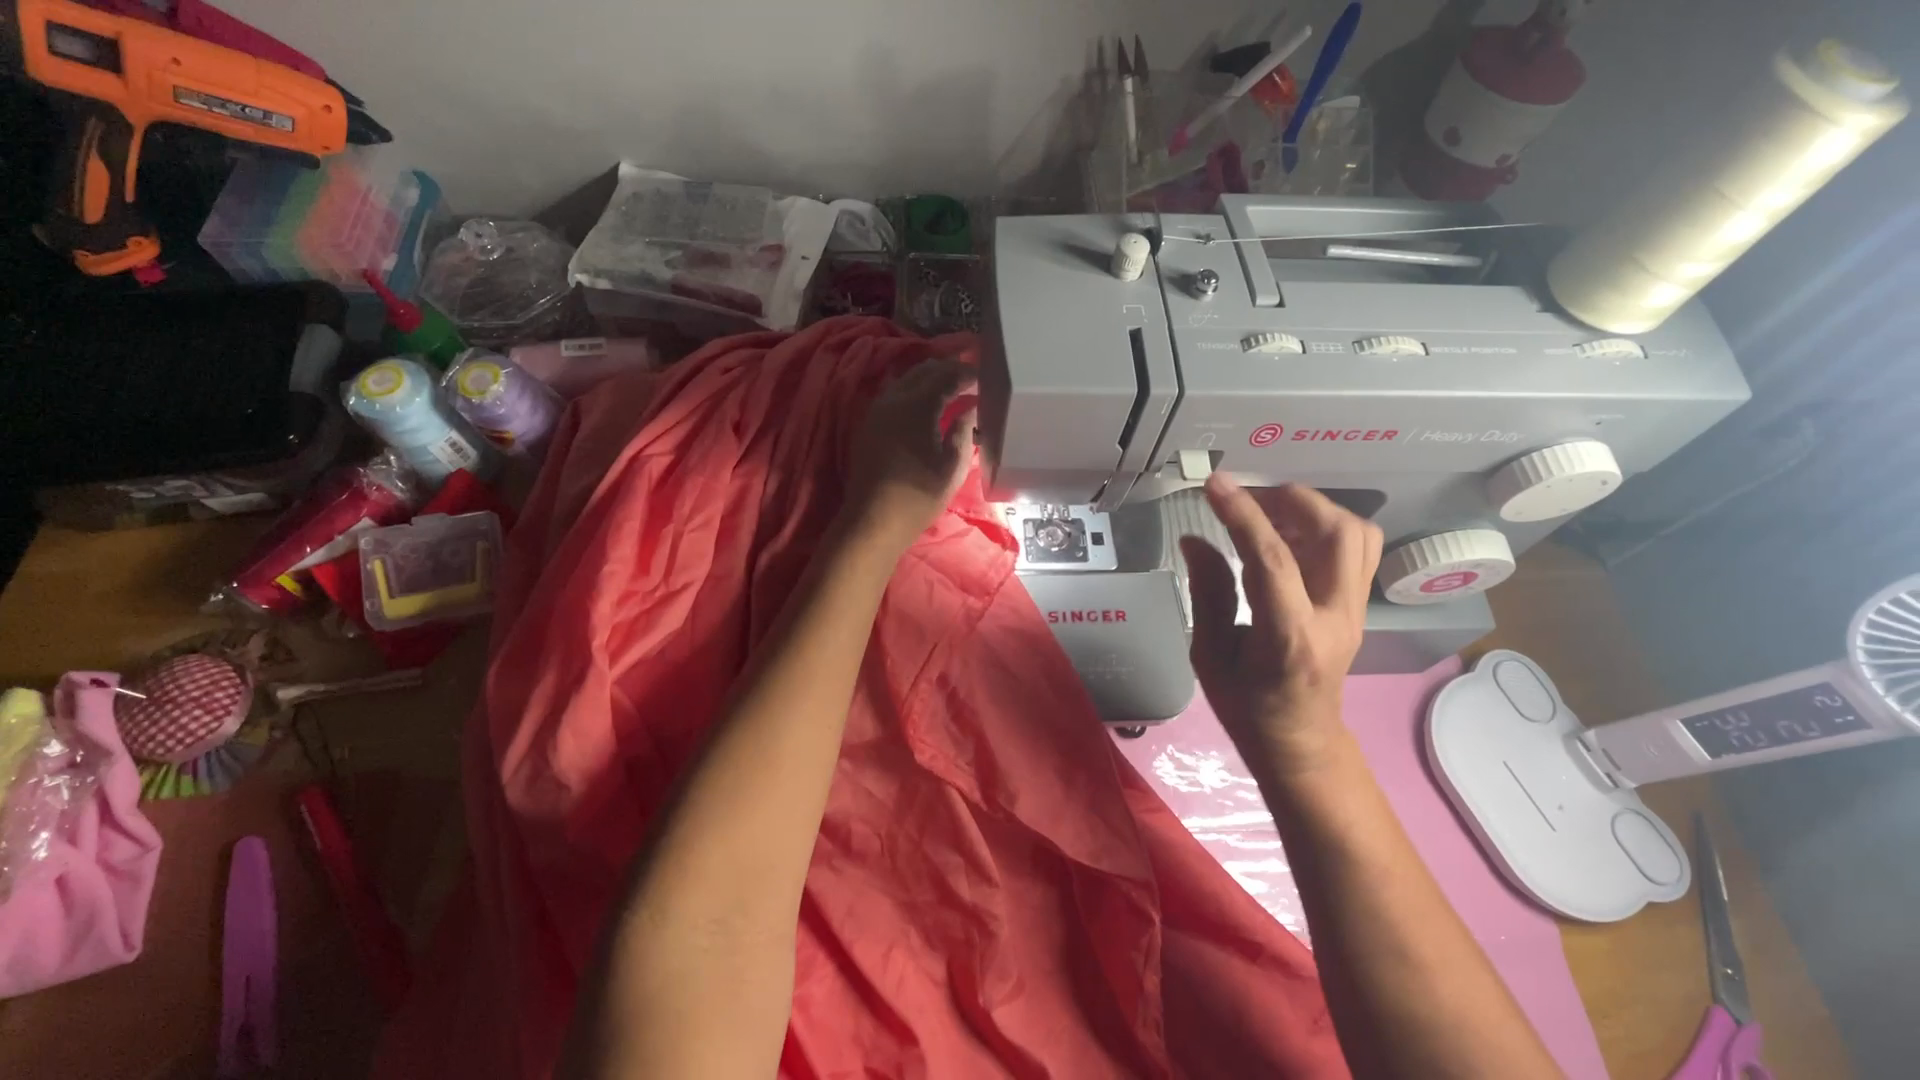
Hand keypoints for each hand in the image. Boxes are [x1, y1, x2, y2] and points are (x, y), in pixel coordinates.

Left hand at [843, 357, 977, 550]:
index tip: (985, 377)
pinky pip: (895, 395)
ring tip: (953, 389)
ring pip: (907, 380)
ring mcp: (877, 410)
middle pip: (924, 371)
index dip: (967, 373)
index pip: (946, 376)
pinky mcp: (869, 424)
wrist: (872, 521)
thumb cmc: (917, 498)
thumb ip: (963, 432)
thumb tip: (970, 409)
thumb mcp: (951, 468)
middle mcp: (893, 399)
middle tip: (971, 378)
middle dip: (948, 370)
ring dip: (930, 379)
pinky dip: (915, 392)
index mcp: (916, 406)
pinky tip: (928, 406)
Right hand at [1180, 474, 1383, 774]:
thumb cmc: (1246, 707)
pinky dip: (1324, 525)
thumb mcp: (1209, 657)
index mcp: (1289, 638)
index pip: (1273, 560)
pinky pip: (1356, 547)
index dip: (1243, 515)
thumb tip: (1196, 539)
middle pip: (1336, 534)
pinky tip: (1289, 534)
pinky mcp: (1360, 605)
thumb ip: (1208, 594)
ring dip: (1313, 510)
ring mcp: (1356, 611)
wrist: (1300, 742)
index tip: (1214, 485)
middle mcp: (1334, 618)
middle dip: (1290, 501)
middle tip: (1246, 500)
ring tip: (1269, 514)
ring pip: (1357, 534)